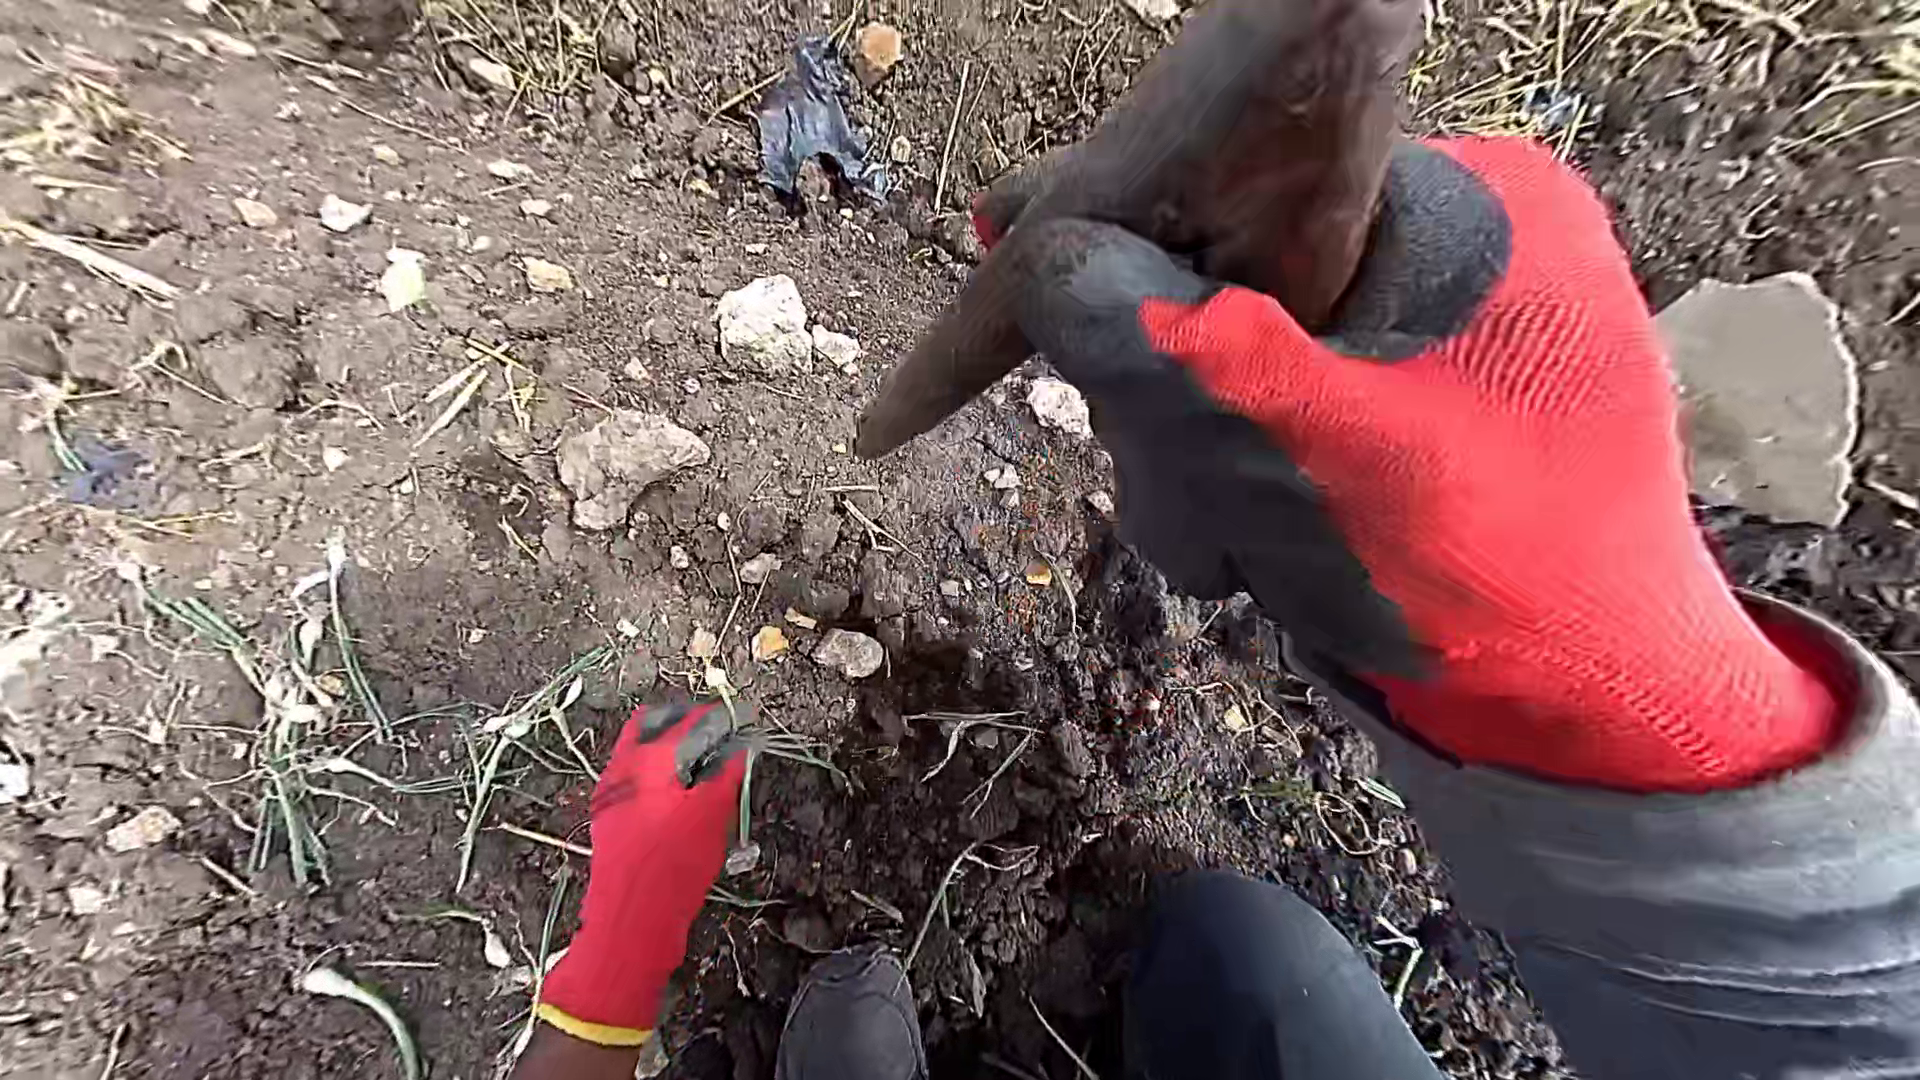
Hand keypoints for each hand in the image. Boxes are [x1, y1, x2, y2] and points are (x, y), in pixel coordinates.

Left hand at [536, 703, 744, 1043]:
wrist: (630, 924)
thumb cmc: (675, 863)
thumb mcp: (713, 812)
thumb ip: (728, 770)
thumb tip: (743, 745)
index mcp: (649, 758)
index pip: (694, 720)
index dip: (724, 716)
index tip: (746, 718)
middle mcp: (623, 765)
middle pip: (657, 722)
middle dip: (691, 720)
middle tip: (723, 729)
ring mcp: (612, 790)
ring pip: (643, 746)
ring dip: (674, 742)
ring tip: (708, 755)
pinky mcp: (611, 813)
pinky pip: (638, 772)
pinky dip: (663, 766)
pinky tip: (686, 784)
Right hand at [1002, 137, 1838, 791]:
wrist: (1560, 704)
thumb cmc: (1480, 577)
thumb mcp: (1313, 455)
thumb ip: (1181, 358)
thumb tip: (1041, 266)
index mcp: (1451, 213)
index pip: (1242, 185)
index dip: (1138, 248)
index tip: (1061, 311)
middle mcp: (1411, 259)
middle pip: (1211, 281)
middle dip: (1170, 396)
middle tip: (1190, 484)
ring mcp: (1374, 339)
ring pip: (1206, 362)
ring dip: (1186, 459)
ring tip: (1233, 538)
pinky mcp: (1342, 407)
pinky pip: (1227, 415)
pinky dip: (1209, 481)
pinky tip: (1241, 538)